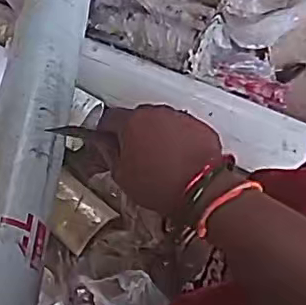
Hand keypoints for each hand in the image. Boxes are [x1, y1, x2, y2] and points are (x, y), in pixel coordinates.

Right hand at [98, 105, 224, 214]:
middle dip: (131, 133)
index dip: (103, 131)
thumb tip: (105, 147)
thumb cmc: (162, 185)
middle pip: (135, 118)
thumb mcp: (122, 175)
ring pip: (159, 122)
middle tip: (129, 154)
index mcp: (130, 122)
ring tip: (154, 160)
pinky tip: (174, 159)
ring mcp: (179, 118)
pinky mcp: (198, 126)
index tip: (103, 140)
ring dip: (154, 135)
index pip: (108, 118)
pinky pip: (180, 129)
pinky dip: (175, 140)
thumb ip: (109, 154)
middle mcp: (155, 113)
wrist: (202, 191)